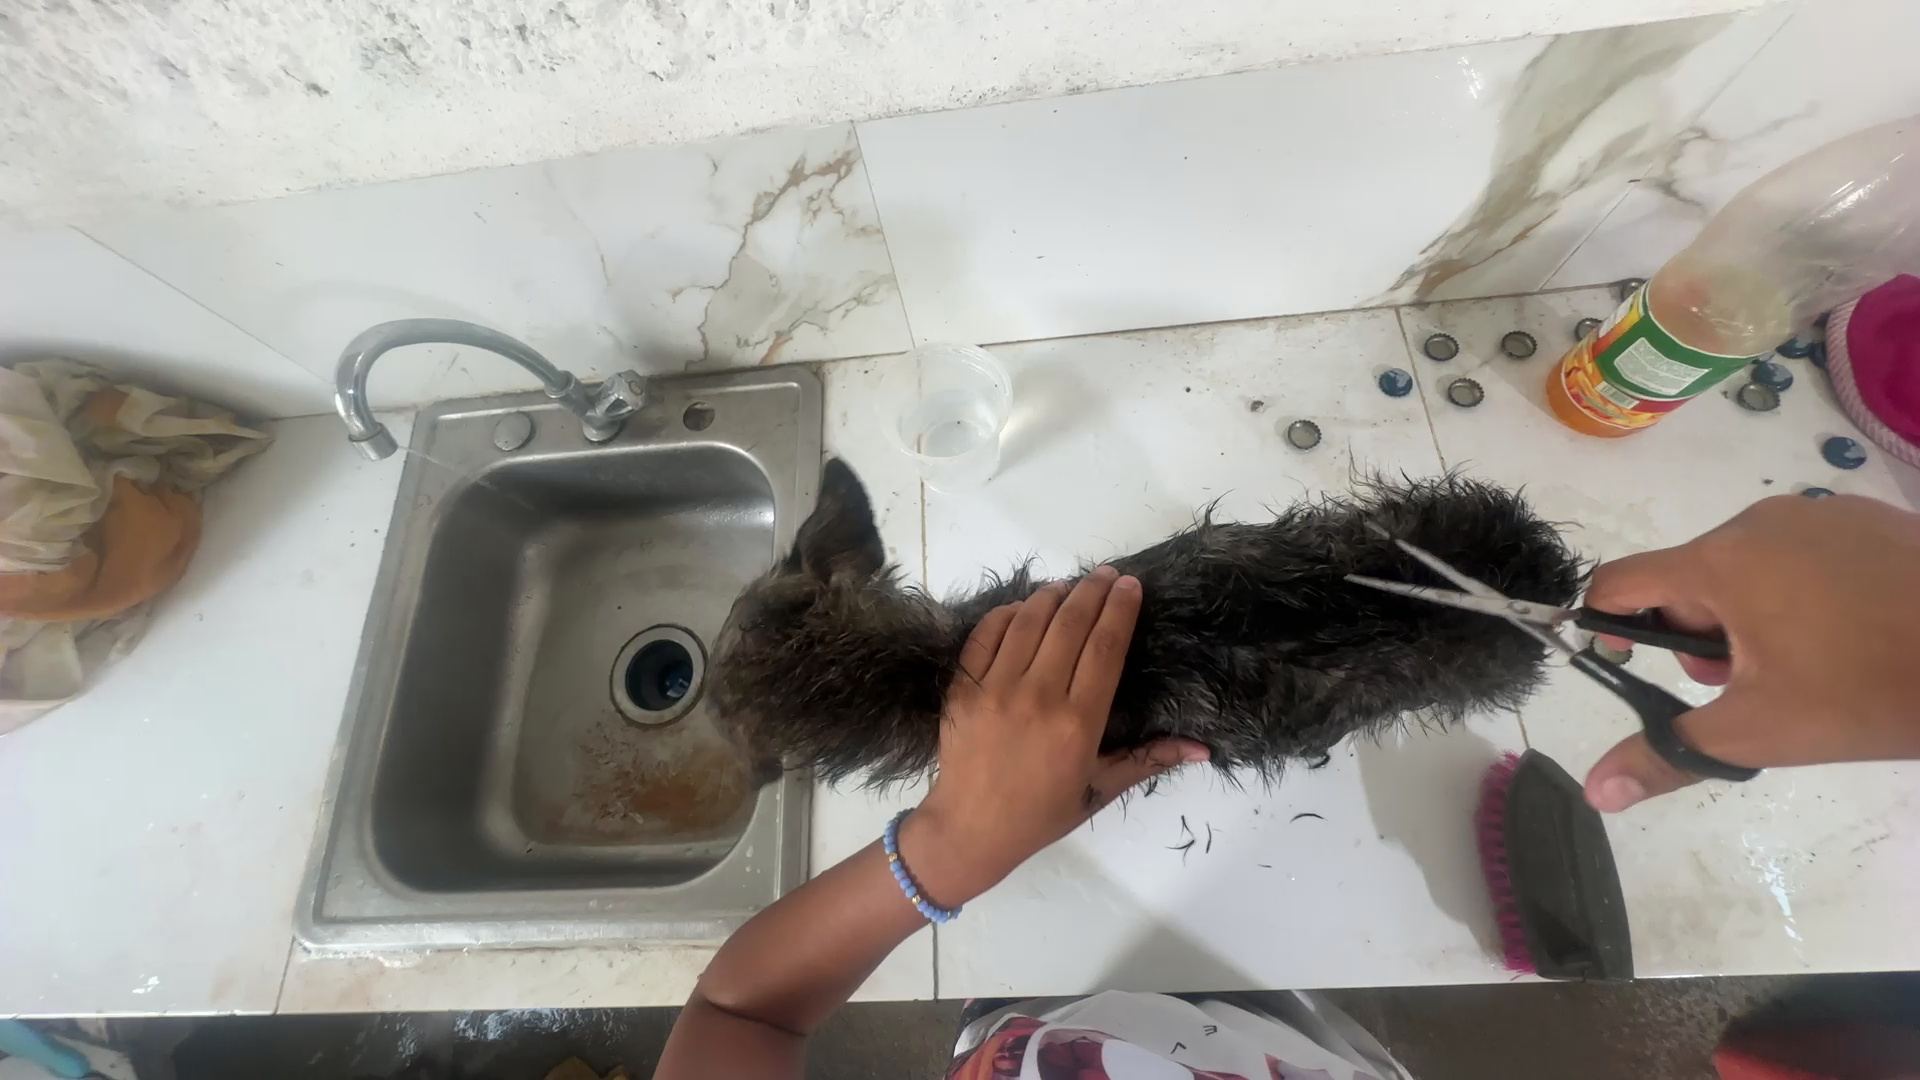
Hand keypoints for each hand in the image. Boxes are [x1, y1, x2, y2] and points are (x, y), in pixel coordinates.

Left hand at [896, 566, 1209, 905]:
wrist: (970, 828)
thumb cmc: (1041, 812)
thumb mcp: (1099, 790)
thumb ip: (1147, 760)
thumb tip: (1202, 748)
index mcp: (1078, 723)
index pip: (1105, 648)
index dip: (1120, 610)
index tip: (1130, 585)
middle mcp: (1037, 697)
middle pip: (1070, 624)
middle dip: (1092, 591)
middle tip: (1106, 574)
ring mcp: (995, 688)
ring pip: (1028, 621)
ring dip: (1052, 595)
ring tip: (1068, 585)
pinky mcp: (963, 686)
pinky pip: (987, 634)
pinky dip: (1007, 613)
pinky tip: (1024, 607)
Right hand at [1582, 494, 1919, 811]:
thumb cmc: (1885, 689)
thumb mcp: (1766, 730)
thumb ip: (1670, 753)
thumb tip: (1597, 793)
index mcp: (1718, 562)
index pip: (1616, 584)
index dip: (1612, 626)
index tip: (1648, 663)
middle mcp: (1755, 524)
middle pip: (1683, 581)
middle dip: (1701, 633)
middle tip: (1758, 677)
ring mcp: (1819, 513)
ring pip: (1739, 566)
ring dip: (1748, 610)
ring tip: (1815, 653)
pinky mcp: (1871, 515)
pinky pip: (1798, 551)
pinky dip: (1802, 587)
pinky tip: (1855, 622)